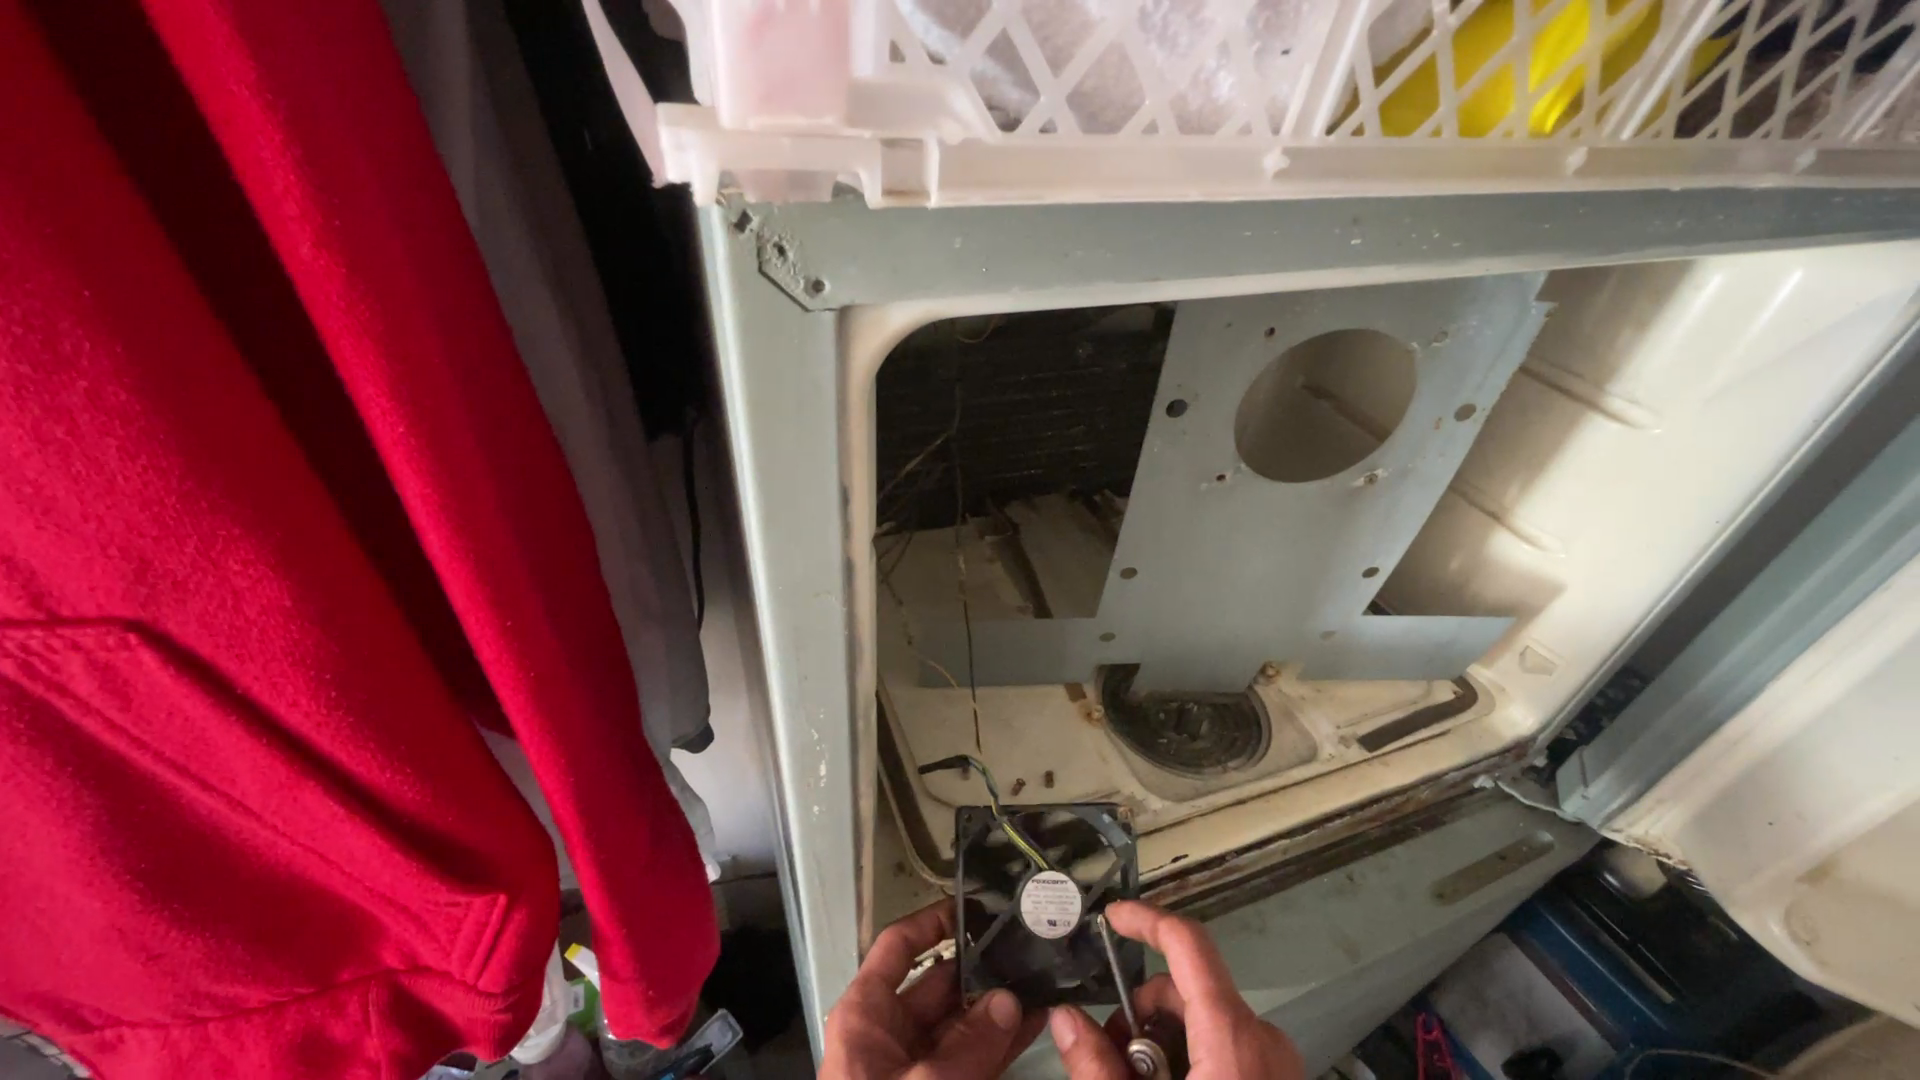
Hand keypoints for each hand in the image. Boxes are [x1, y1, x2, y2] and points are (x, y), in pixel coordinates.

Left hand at [820, 901, 1045, 1079]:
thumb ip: (970, 1043)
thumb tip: (1010, 1000)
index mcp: (868, 1014)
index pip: (899, 948)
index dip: (934, 922)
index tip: (976, 907)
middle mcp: (891, 1032)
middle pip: (938, 982)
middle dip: (982, 965)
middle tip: (1028, 945)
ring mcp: (917, 1067)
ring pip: (963, 1020)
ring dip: (1001, 1003)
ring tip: (1044, 977)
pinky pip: (974, 1056)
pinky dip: (1003, 1040)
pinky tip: (1038, 1021)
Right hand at [1048, 901, 1302, 1079]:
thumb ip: (1097, 1069)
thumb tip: (1064, 1019)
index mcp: (1233, 1037)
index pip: (1188, 946)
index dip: (1146, 920)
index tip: (1112, 917)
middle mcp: (1262, 1039)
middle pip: (1186, 991)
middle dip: (1139, 1015)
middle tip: (1111, 1062)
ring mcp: (1277, 1064)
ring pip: (1202, 1021)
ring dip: (1161, 1045)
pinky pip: (1224, 1049)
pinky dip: (1189, 1061)